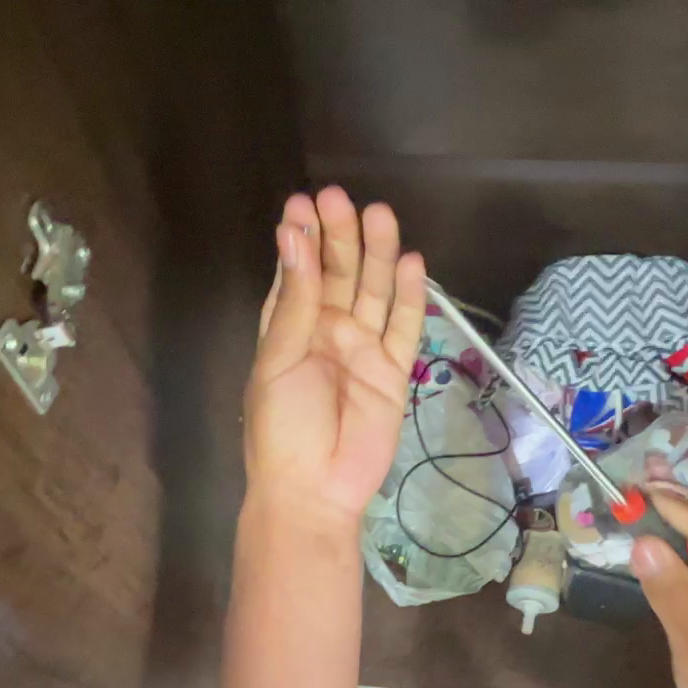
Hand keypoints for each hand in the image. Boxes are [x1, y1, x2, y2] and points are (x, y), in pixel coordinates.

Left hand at [245, 187, 426, 530]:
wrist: (315, 489)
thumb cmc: (283, 427)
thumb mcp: (278, 360)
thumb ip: (293, 301)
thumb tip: (296, 235)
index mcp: (288, 329)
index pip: (296, 273)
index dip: (301, 239)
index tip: (303, 203)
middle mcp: (326, 332)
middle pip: (337, 274)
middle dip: (339, 236)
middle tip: (341, 198)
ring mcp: (362, 350)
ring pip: (372, 292)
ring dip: (375, 255)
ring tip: (378, 214)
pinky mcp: (392, 371)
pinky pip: (403, 327)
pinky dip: (409, 297)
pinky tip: (410, 263)